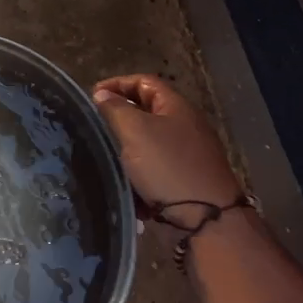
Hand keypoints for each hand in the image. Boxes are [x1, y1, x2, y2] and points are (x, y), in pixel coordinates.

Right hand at [94, 74, 241, 213]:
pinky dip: (143, 179)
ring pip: (151, 145)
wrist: (209, 220)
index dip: (117, 84)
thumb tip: (102, 93)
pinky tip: (132, 194)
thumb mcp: (134, 131)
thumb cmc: (169, 167)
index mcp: (176, 106)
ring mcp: (191, 156)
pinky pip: (160, 172)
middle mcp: (186, 126)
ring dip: (130, 154)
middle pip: (147, 113)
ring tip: (111, 163)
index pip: (143, 82)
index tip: (93, 97)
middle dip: (121, 121)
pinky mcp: (190, 182)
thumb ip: (115, 108)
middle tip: (99, 130)